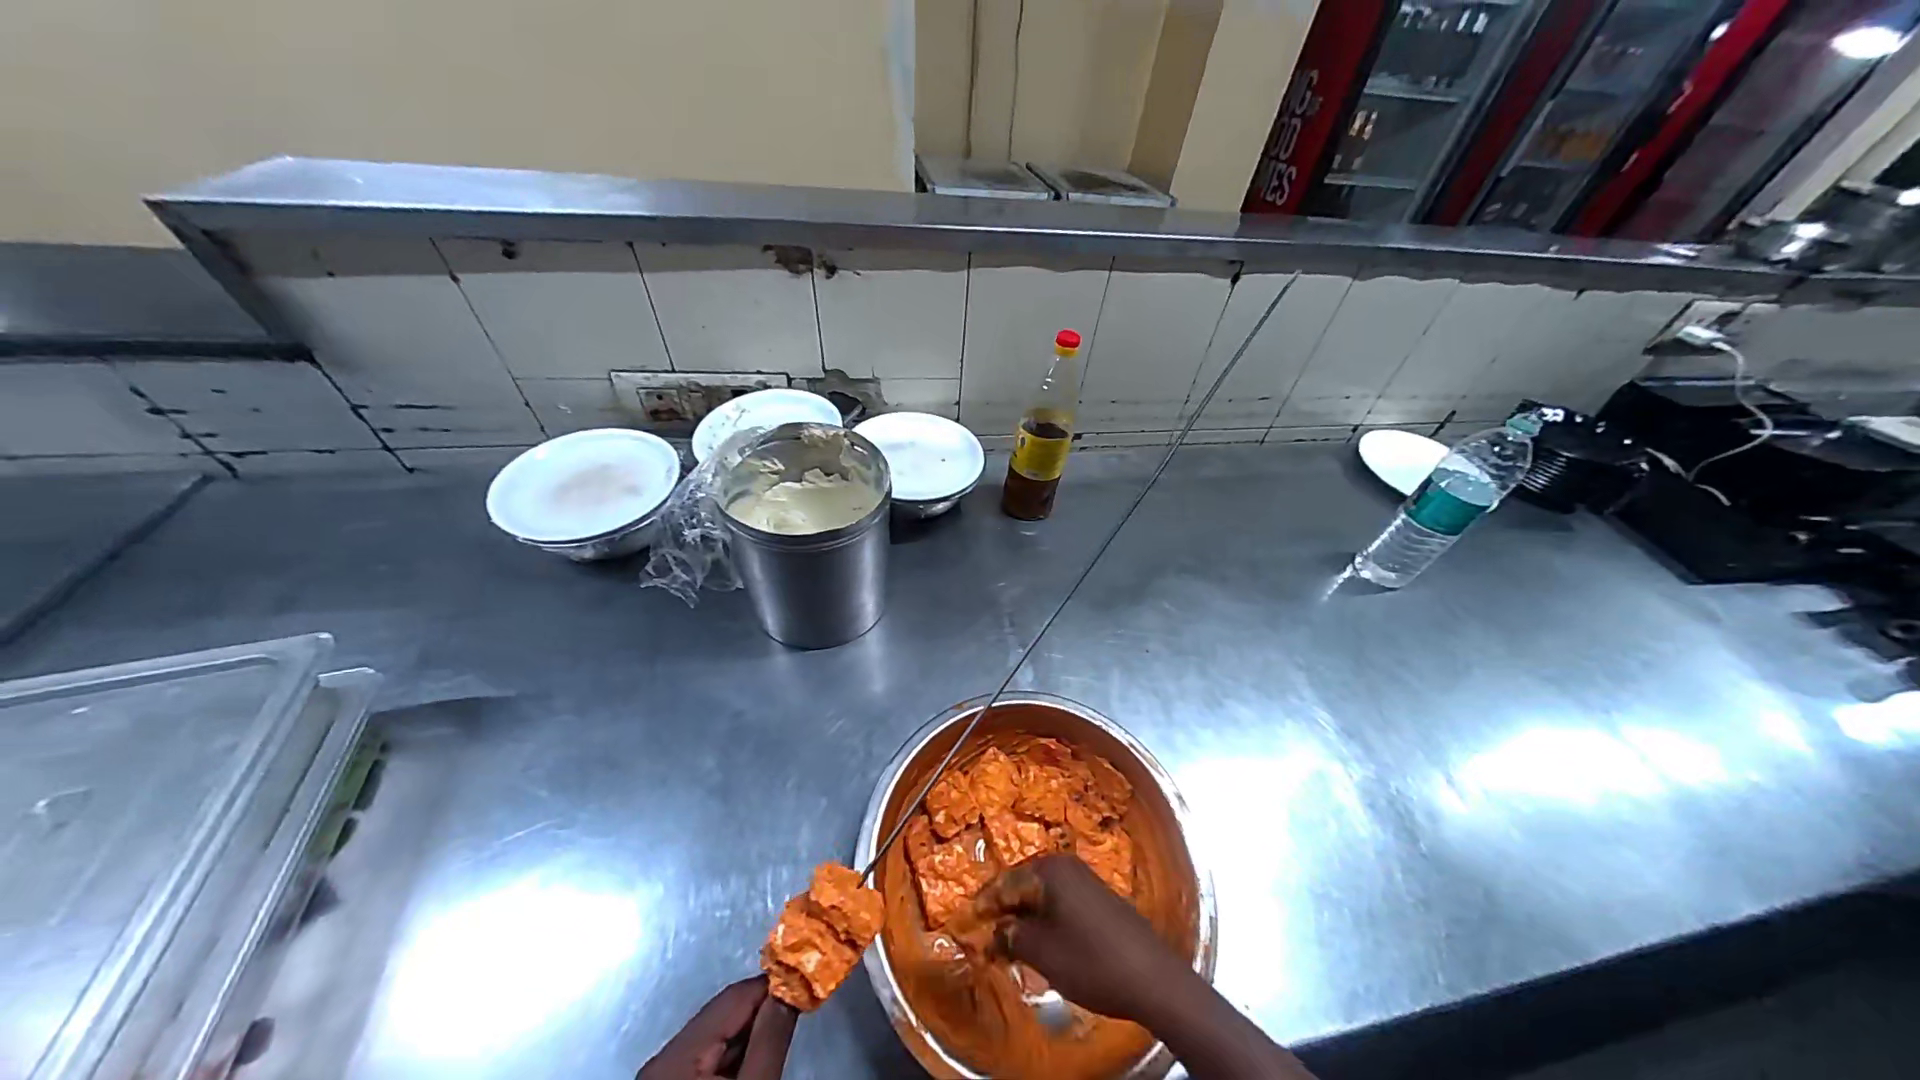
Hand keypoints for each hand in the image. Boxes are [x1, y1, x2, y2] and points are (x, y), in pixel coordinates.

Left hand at [636, 977, 796, 1079]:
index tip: (803, 982)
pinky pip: (706, 1057)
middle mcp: (661, 1059)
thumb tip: (790, 988)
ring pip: (716, 1037)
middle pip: (723, 1016)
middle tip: (796, 1011)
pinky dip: (732, 1053)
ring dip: (748, 1034)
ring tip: (777, 1039)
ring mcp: (661, 1075)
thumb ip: (770, 1038)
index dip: (771, 986)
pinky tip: (751, 1063)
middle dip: (761, 1012)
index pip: (733, 998)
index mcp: (677, 1055)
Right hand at [975, 854, 1196, 1025]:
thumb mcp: (1042, 952)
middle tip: (986, 937)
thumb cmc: (1092, 962)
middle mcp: (1066, 866)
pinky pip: (1060, 903)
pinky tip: (1041, 944)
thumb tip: (993, 933)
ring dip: (1025, 918)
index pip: (1004, 883)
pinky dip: (1045, 920)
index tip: (967, 925)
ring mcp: (1085, 881)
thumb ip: (1011, 937)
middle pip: (1023, 885)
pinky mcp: (1099, 900)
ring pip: (1042, 896)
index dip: (984, 906)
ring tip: (1010, 944)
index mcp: (1050, 870)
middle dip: (1004, 911)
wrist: (1154, 979)